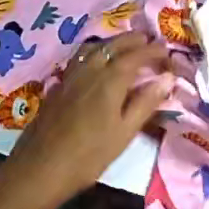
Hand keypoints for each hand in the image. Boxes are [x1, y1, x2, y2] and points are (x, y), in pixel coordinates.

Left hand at [0, 33, 172, 208]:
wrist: (40, 167)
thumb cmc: (89, 156)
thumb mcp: (125, 132)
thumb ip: (146, 102)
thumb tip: (167, 77)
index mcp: (110, 80)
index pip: (135, 56)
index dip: (152, 50)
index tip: (166, 49)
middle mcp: (89, 71)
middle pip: (112, 46)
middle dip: (131, 40)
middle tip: (148, 41)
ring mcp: (70, 77)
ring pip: (92, 49)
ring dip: (111, 43)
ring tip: (124, 46)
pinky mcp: (57, 86)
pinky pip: (79, 59)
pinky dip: (93, 52)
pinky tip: (96, 64)